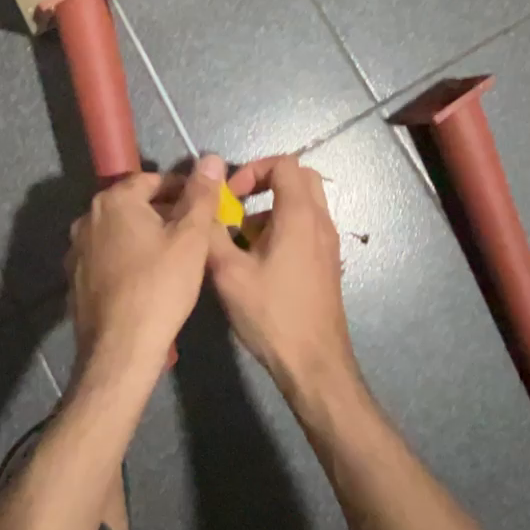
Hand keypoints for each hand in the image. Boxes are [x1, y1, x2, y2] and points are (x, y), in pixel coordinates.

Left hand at [66, 157, 224, 385]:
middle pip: (133, 205)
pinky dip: (126, 260)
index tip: (203, 208)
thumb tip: (209, 158)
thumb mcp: (191, 239)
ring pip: (119, 232)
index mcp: (114, 200)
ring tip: (172, 258)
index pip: (152, 180)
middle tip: (193, 234)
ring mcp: (76, 249)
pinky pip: (106, 258)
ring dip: (143, 237)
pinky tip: (146, 281)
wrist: (120, 350)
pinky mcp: (74, 279)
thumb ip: (200, 196)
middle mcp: (87, 217)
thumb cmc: (159, 287)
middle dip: (163, 214)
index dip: (182, 190)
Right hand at [206, 156, 358, 397]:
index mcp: (299, 215)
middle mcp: (320, 222)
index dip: (253, 169)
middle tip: (238, 204)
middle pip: (299, 177)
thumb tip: (201, 200)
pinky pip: (306, 227)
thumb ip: (211, 231)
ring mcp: (327, 244)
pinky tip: (257, 262)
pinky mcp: (326, 264)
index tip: (231, 196)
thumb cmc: (272, 315)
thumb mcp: (228, 272)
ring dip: (271, 208)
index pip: (284, 163)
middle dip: (264, 182)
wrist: (315, 366)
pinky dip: (282, 228)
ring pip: (303, 204)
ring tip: (241, 239)